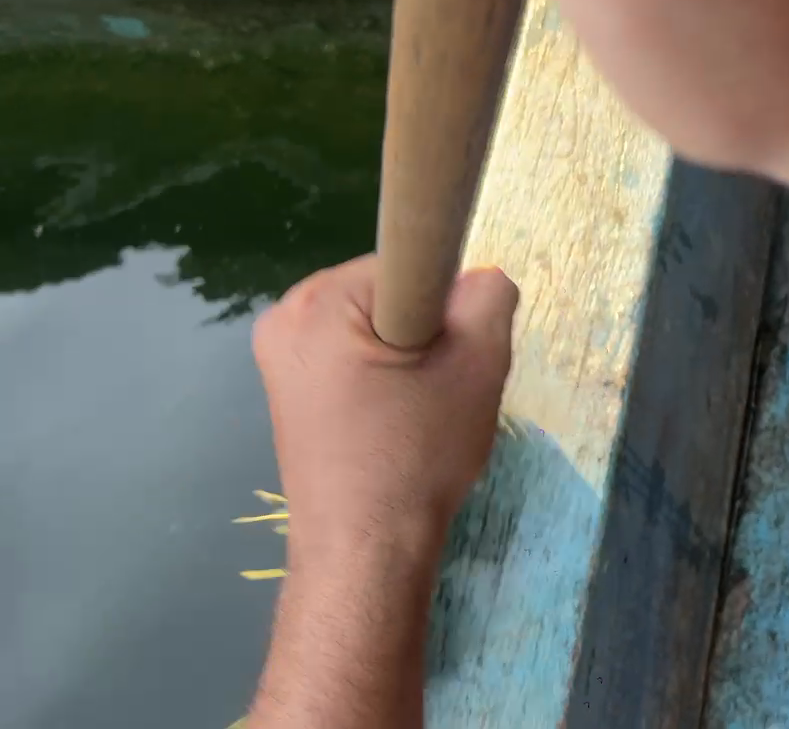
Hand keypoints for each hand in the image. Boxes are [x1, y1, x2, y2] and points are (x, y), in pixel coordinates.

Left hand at [252, 256, 518, 565]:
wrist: (370, 544)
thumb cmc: (420, 451)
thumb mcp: (481, 363)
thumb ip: (491, 295)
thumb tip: (482, 277)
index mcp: (322, 303)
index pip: (418, 260)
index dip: (457, 297)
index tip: (464, 343)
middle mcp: (286, 315)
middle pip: (399, 284)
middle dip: (437, 318)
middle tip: (452, 371)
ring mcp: (281, 350)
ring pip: (386, 313)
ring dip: (420, 341)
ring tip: (430, 393)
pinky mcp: (292, 380)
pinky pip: (364, 340)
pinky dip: (395, 360)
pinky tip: (404, 404)